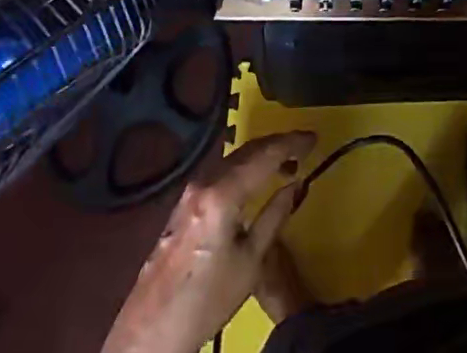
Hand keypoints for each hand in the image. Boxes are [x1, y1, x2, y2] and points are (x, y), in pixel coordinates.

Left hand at [102, 132, 316, 352]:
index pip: (264, 156)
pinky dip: (244, 168)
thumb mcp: (251, 262)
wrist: (152, 330)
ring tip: (287, 161)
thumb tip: (293, 184)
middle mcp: (203, 183)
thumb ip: (274, 216)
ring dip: (260, 155)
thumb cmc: (208, 300)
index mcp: (222, 195)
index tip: (313, 137)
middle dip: (277, 144)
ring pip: (232, 160)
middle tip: (304, 146)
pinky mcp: (183, 203)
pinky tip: (256, 178)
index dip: (291, 143)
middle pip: (246, 151)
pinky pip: (221, 172)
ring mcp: (189, 191)